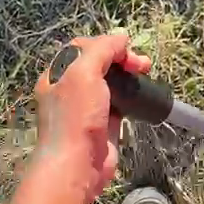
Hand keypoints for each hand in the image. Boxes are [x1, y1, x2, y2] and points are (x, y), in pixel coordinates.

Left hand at [30, 34, 152, 202]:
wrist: (77, 165)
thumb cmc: (76, 115)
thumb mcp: (85, 71)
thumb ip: (103, 49)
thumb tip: (121, 38)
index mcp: (57, 74)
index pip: (82, 47)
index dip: (105, 43)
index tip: (124, 50)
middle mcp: (70, 88)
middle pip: (99, 62)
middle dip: (121, 57)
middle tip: (141, 64)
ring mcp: (87, 106)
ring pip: (111, 80)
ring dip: (129, 73)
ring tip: (146, 73)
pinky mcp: (104, 123)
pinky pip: (119, 100)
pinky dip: (130, 94)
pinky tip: (140, 95)